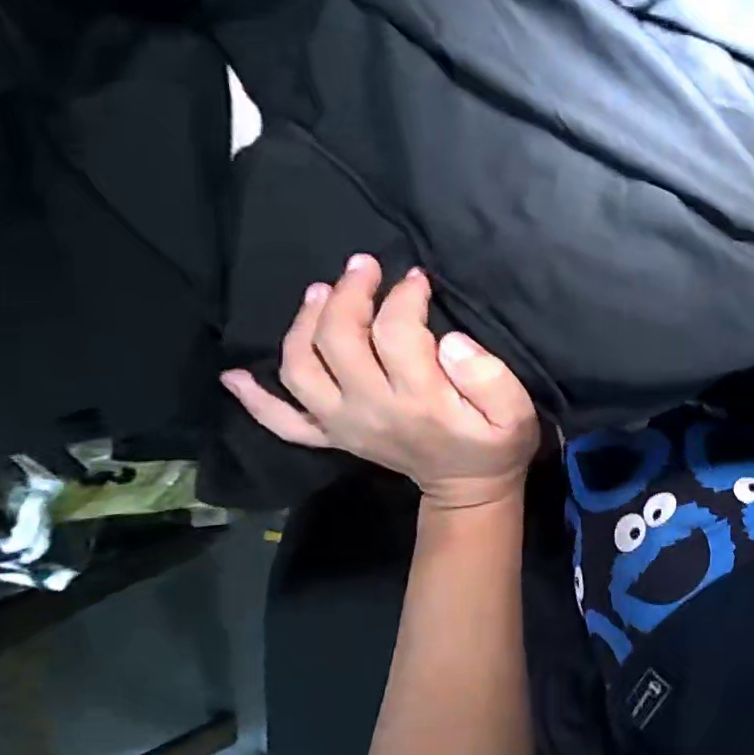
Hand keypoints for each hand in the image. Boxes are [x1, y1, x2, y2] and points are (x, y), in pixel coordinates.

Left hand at [221, 254, 539, 510]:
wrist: (470, 489)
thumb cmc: (496, 446)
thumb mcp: (516, 414)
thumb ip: (490, 377)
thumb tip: (451, 340)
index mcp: (419, 399)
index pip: (396, 332)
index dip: (403, 296)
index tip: (418, 278)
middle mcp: (369, 408)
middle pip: (338, 339)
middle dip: (348, 293)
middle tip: (365, 265)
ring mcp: (343, 424)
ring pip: (300, 367)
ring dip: (304, 323)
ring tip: (321, 292)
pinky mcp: (333, 436)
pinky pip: (280, 420)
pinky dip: (254, 398)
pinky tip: (237, 375)